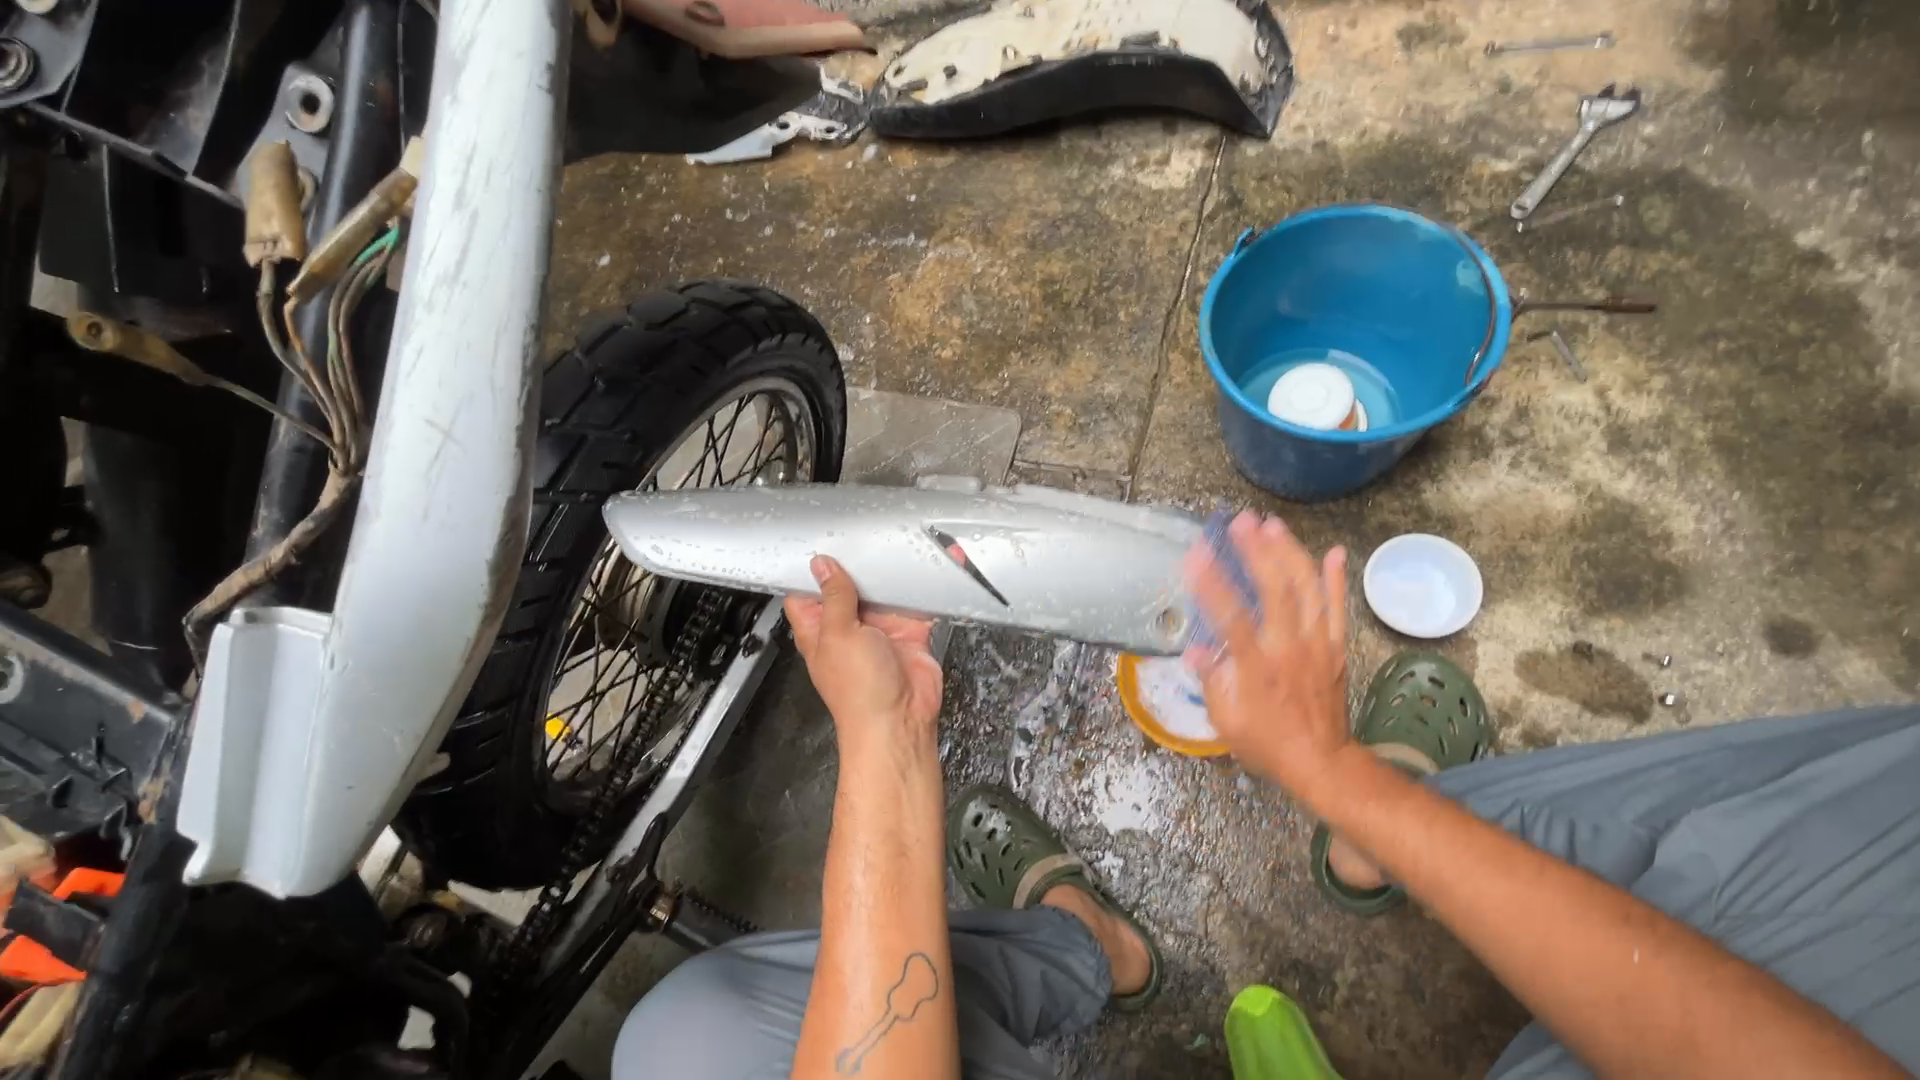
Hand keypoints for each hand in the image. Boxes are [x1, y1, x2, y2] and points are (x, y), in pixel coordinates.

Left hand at [785, 555, 943, 749]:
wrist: (900, 721)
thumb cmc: (858, 691)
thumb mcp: (838, 634)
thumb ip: (834, 596)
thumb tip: (822, 566)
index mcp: (820, 629)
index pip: (808, 593)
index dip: (812, 570)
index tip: (820, 541)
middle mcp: (849, 628)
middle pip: (850, 586)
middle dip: (858, 563)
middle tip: (865, 530)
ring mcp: (881, 630)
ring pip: (884, 591)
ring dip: (892, 573)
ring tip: (898, 538)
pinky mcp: (910, 633)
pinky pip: (917, 603)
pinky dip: (923, 587)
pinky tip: (927, 566)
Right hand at [1184, 512, 1351, 795]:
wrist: (1322, 763)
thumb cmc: (1266, 743)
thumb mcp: (1226, 720)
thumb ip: (1212, 680)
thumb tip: (1193, 649)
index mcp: (1257, 668)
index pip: (1231, 618)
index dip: (1212, 584)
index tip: (1196, 554)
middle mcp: (1289, 648)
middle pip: (1275, 589)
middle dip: (1257, 551)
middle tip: (1241, 521)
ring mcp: (1317, 645)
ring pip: (1307, 590)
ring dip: (1290, 553)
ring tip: (1273, 524)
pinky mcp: (1336, 648)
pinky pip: (1338, 608)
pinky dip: (1337, 579)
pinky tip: (1335, 552)